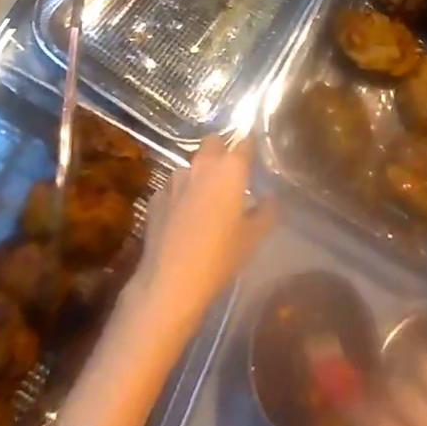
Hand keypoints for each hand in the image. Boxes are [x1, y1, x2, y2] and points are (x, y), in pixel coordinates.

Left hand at [126, 134, 275, 324]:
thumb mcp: (253, 238)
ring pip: (190, 165)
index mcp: (230, 169)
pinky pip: (173, 188)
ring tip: (205, 200)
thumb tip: (270, 198)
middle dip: (222, 151)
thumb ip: (266, 212)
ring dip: (199, 175)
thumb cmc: (220, 257)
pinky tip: (182, 218)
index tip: (256, 157)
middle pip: (213, 143)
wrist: (170, 282)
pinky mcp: (156, 197)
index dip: (251, 147)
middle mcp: (202, 165)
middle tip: (231, 175)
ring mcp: (175, 180)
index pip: (245, 142)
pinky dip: (180, 195)